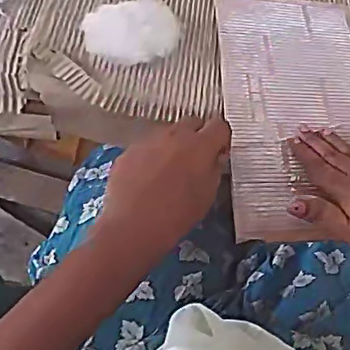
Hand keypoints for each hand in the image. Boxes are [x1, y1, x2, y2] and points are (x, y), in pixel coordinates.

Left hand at [94, 117, 231, 257]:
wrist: (133, 226)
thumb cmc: (178, 215)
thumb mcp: (207, 195)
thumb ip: (213, 169)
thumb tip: (214, 157)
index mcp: (200, 146)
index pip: (219, 125)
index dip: (221, 138)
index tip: (219, 151)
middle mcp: (174, 135)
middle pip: (191, 122)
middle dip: (196, 136)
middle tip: (195, 159)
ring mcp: (148, 140)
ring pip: (166, 134)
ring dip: (172, 145)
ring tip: (167, 172)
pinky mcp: (128, 151)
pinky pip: (145, 147)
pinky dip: (150, 157)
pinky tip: (145, 179)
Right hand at [287, 128, 349, 273]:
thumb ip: (322, 214)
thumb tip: (292, 201)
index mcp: (347, 190)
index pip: (319, 169)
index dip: (304, 155)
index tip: (292, 141)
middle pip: (334, 156)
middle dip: (316, 142)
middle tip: (302, 128)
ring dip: (337, 140)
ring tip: (323, 130)